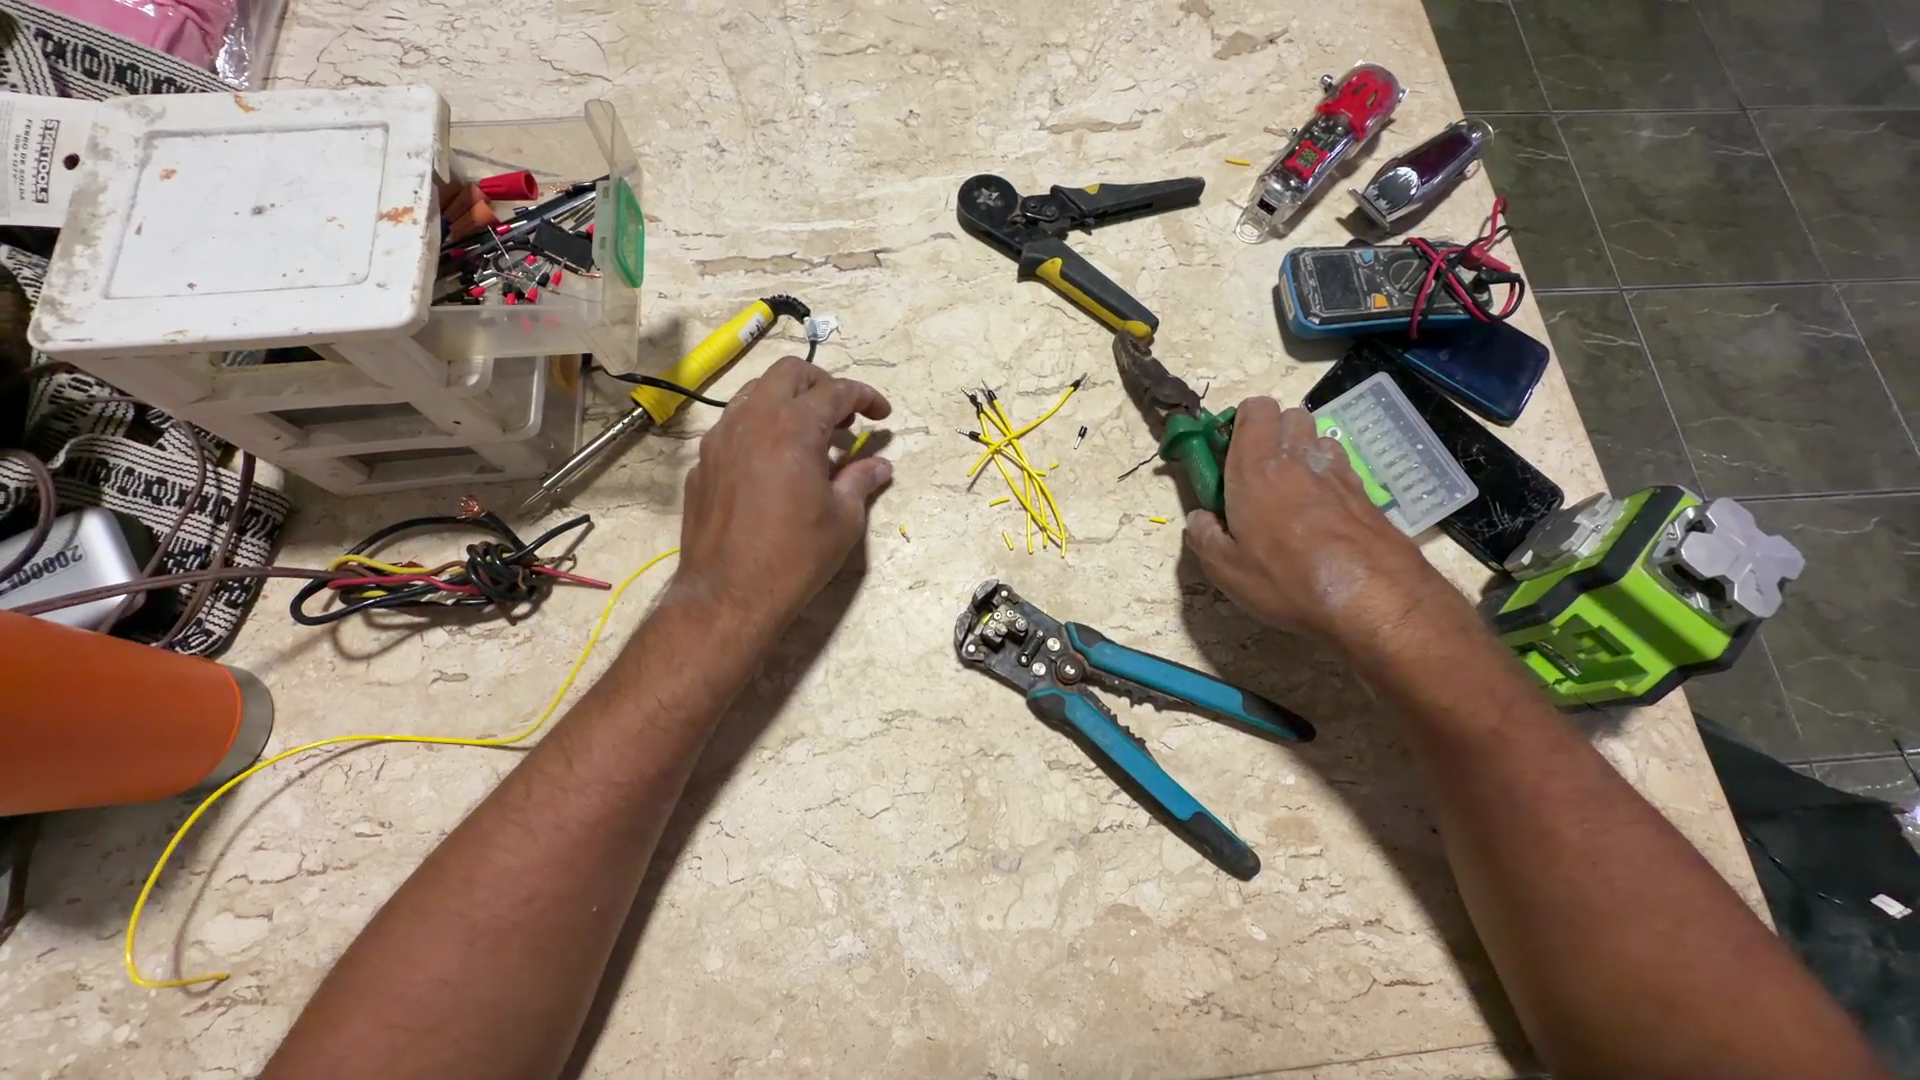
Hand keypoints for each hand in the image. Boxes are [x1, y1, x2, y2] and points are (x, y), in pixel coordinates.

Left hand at [673, 357, 891, 637]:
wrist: (728, 595)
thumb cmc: (795, 557)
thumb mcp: (843, 520)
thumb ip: (860, 481)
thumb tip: (879, 465)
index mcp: (793, 427)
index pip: (836, 391)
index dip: (866, 397)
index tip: (882, 415)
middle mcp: (752, 420)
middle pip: (789, 373)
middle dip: (822, 385)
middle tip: (843, 417)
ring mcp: (720, 439)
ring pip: (755, 394)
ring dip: (787, 403)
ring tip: (809, 438)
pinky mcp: (702, 464)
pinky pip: (734, 428)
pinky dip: (761, 431)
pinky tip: (774, 466)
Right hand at [1183, 398, 1457, 649]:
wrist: (1373, 598)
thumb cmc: (1288, 581)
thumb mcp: (1226, 571)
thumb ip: (1204, 538)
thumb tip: (1199, 518)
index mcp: (1256, 470)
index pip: (1255, 409)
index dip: (1240, 422)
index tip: (1226, 455)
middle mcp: (1298, 460)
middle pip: (1289, 416)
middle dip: (1271, 433)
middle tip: (1256, 473)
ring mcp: (1337, 474)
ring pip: (1316, 438)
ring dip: (1300, 452)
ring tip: (1288, 491)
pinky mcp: (1364, 494)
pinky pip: (1338, 468)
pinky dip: (1324, 477)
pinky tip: (1318, 513)